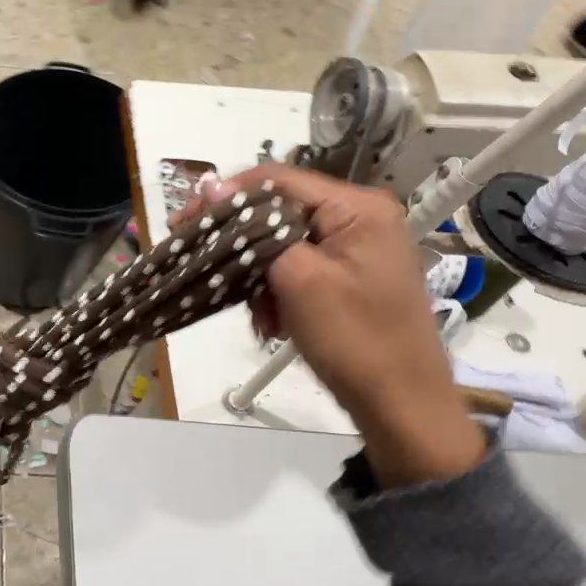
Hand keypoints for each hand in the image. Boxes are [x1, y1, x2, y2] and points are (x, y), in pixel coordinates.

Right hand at [186, 164, 485, 485]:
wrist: (401, 405)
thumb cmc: (354, 339)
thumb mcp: (299, 279)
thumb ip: (257, 230)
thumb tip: (214, 187)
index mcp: (358, 207)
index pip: (277, 180)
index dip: (226, 194)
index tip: (185, 219)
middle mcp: (361, 216)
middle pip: (278, 210)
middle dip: (240, 241)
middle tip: (200, 261)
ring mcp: (356, 247)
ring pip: (282, 242)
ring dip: (257, 274)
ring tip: (254, 311)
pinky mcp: (349, 275)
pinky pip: (298, 267)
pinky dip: (277, 290)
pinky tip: (273, 321)